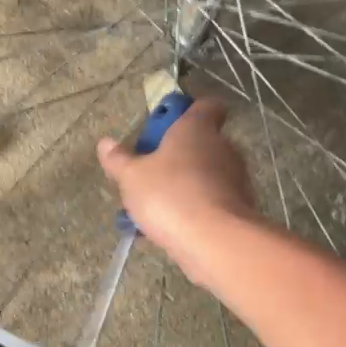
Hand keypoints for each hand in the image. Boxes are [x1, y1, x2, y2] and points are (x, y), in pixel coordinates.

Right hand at [97, 100, 255, 278]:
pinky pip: (212, 201)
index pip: (204, 105)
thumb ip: (119, 160)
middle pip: (201, 143)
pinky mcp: (240, 207)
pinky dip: (194, 209)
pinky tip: (170, 229)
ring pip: (205, 175)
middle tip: (149, 175)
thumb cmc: (169, 195)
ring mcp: (235, 178)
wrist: (214, 240)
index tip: (166, 127)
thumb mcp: (132, 177)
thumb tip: (105, 143)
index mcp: (197, 129)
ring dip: (183, 186)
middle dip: (176, 157)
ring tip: (153, 210)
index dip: (187, 112)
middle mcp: (222, 147)